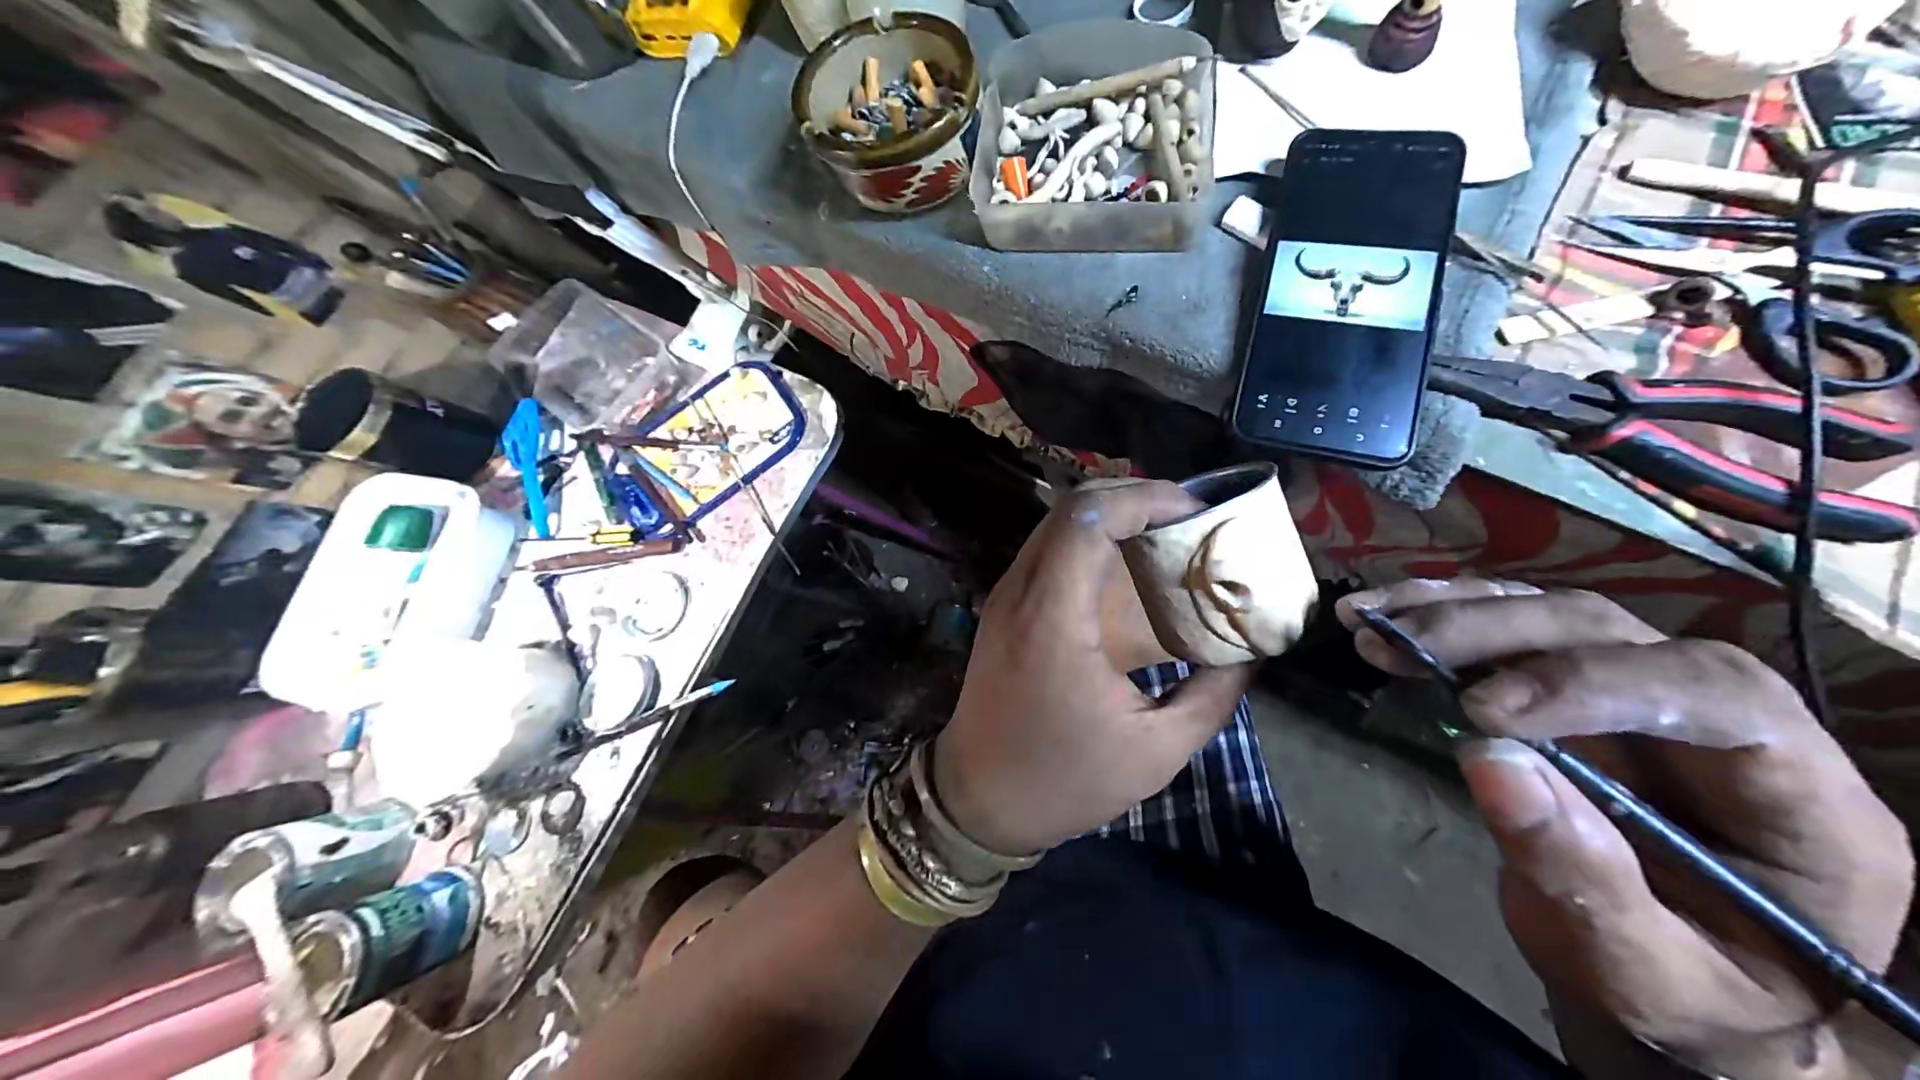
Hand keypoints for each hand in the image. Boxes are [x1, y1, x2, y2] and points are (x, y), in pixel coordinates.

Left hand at [934, 480, 1253, 854]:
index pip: (1089, 518)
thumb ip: (1213, 695)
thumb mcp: (1156, 751)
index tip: (1197, 511)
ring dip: (1115, 519)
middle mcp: (1020, 592)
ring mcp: (1006, 598)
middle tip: (1191, 518)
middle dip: (1136, 499)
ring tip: (1171, 535)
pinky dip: (1093, 546)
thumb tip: (1253, 654)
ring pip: (1058, 525)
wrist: (977, 800)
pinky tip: (1134, 571)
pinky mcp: (1005, 610)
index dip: (1146, 498)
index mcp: (1052, 618)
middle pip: (1072, 507)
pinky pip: (1050, 554)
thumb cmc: (1063, 780)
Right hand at [1337, 579, 1913, 1078]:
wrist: (1669, 973)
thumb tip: (1485, 757)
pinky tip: (1381, 615)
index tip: (1479, 712)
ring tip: (1364, 622)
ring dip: (1449, 609)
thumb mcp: (1646, 973)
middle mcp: (1724, 718)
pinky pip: (1510, 622)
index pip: (1718, 694)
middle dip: (1491, 633)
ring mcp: (1643, 688)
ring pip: (1550, 610)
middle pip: (1610, 630)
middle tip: (1390, 648)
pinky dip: (1439, 611)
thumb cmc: (1681, 989)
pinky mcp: (1573, 682)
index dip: (1594, 683)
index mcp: (1802, 799)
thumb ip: (1584, 878)